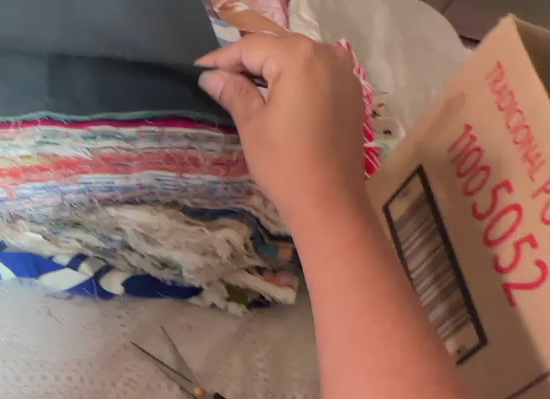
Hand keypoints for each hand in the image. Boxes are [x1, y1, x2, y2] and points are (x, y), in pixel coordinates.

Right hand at [197, 31, 368, 228]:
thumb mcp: (253, 126)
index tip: (199, 69)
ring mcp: (343, 71)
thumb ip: (234, 93)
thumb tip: (210, 77)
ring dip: (271, 69)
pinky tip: (277, 96)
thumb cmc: (284, 165)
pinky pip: (316, 74)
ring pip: (299, 59)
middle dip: (247, 61)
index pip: (252, 46)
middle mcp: (326, 54)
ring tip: (243, 84)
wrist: (328, 200)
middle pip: (278, 48)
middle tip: (217, 77)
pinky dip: (294, 80)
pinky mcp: (350, 92)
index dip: (222, 57)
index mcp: (299, 57)